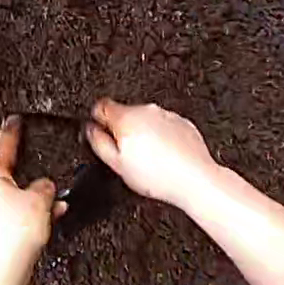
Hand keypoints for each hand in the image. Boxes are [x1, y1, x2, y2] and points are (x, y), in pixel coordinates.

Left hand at [0, 116, 63, 281]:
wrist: (0, 274)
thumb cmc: (11, 237)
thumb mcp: (40, 200)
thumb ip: (46, 186)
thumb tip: (46, 186)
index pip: (3, 145)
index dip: (12, 131)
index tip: (13, 120)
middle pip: (12, 175)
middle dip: (33, 179)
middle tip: (48, 180)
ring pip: (17, 198)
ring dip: (36, 201)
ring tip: (52, 207)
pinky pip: (16, 216)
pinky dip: (32, 217)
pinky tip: (46, 222)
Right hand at [85, 99, 220, 207]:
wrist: (193, 178)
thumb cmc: (157, 175)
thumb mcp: (116, 165)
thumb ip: (98, 142)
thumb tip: (90, 131)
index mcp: (126, 117)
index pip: (101, 105)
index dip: (96, 119)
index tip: (99, 129)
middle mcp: (147, 111)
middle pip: (125, 114)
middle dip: (122, 131)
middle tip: (127, 155)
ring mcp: (167, 115)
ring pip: (146, 120)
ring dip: (143, 135)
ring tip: (149, 160)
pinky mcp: (182, 123)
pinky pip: (164, 127)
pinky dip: (161, 138)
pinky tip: (164, 157)